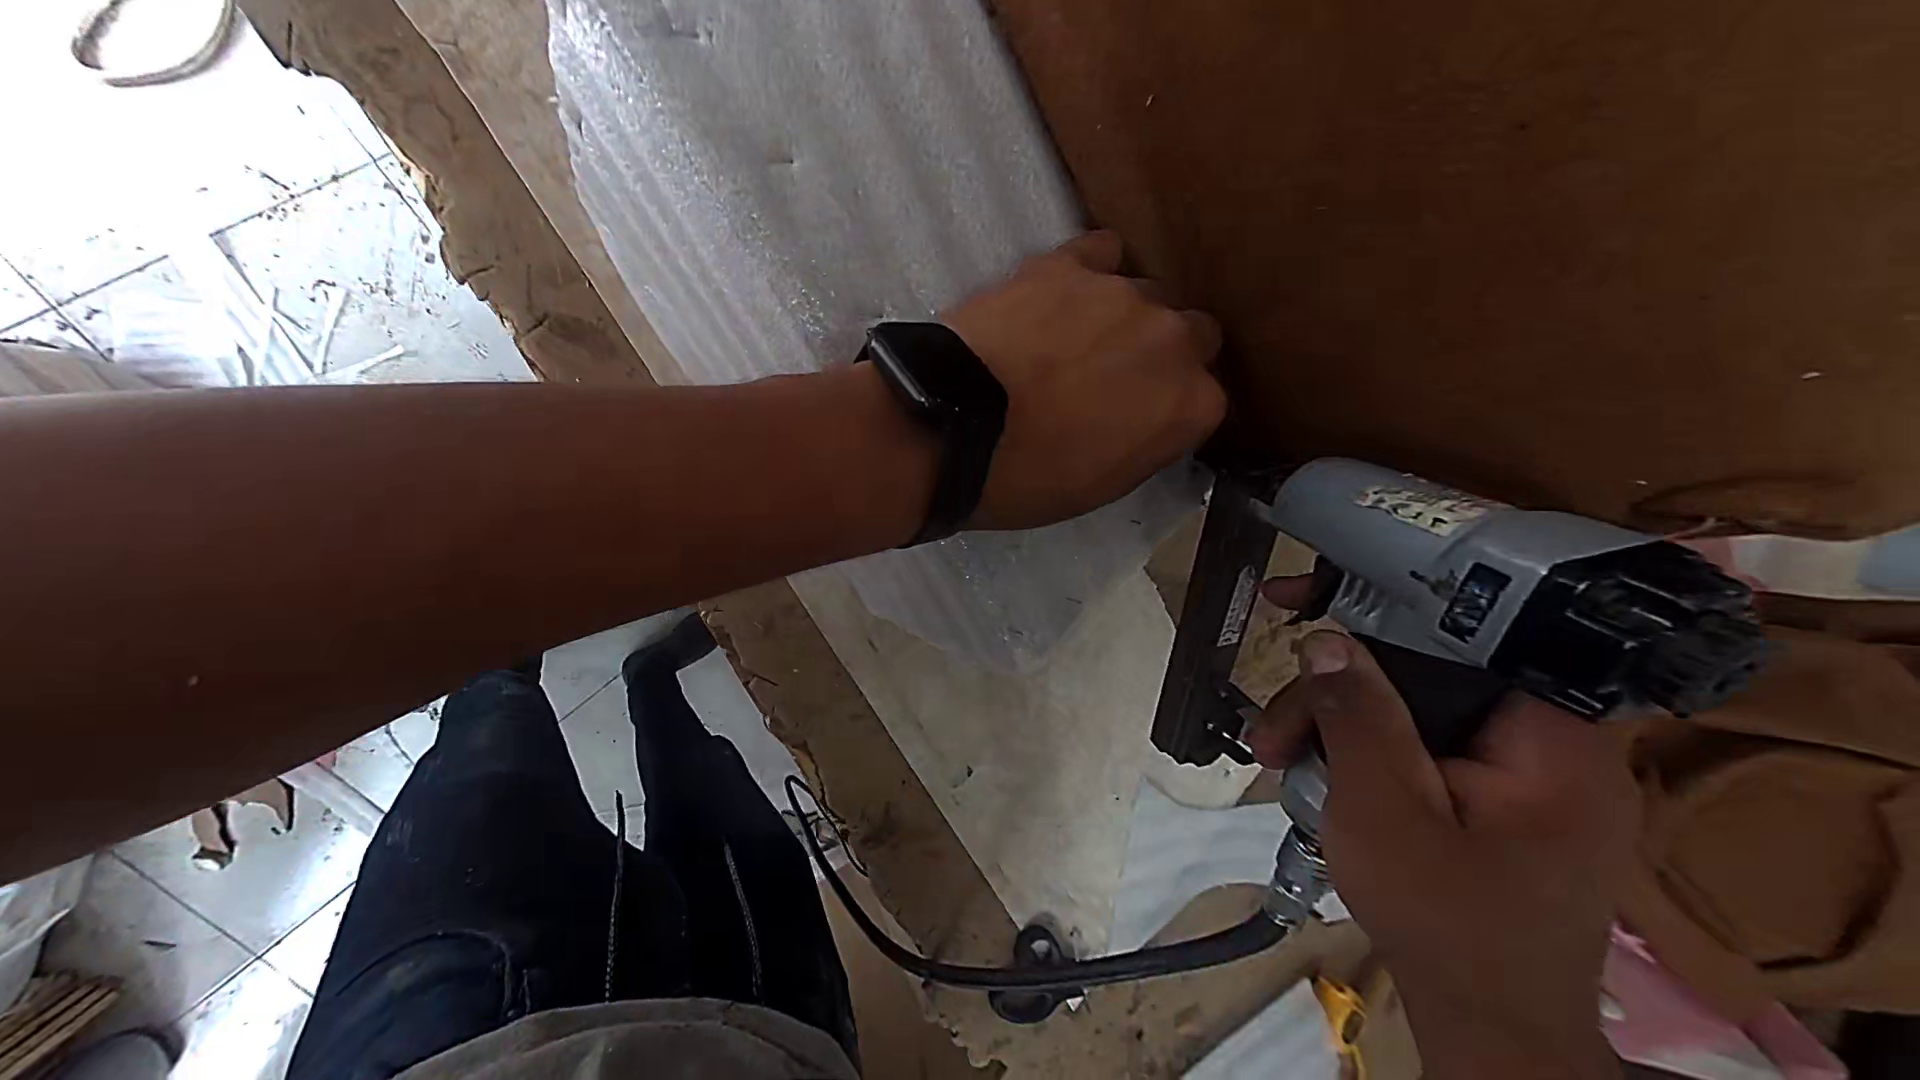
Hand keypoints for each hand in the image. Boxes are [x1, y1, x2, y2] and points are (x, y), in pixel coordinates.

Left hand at [941, 231, 1225, 530]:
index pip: (1204, 396)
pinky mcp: (1070, 264)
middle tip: (1110, 377)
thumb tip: (1149, 416)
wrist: (952, 431)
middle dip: (1159, 354)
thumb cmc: (1028, 479)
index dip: (1169, 405)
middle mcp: (1175, 340)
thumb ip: (1147, 439)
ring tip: (1071, 339)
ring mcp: (1124, 293)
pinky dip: (1088, 273)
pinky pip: (1100, 253)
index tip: (1138, 414)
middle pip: (1190, 334)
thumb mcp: (1104, 484)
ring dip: (1120, 316)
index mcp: (1192, 404)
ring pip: (1145, 293)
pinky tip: (1062, 294)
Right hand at [1251, 579, 1634, 1079]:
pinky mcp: (1497, 796)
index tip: (1306, 596)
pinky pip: (1421, 744)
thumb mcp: (1383, 810)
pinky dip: (1364, 752)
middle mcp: (1550, 743)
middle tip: (1272, 728)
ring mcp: (1524, 772)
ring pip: (1414, 709)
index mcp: (1550, 736)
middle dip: (1336, 693)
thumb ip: (1357, 719)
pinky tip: (1318, 775)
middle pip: (1424, 673)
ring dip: (1339, 727)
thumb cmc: (1443, 919)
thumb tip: (1327, 641)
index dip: (1383, 601)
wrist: (1487, 1026)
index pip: (1468, 629)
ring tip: (1278, 759)